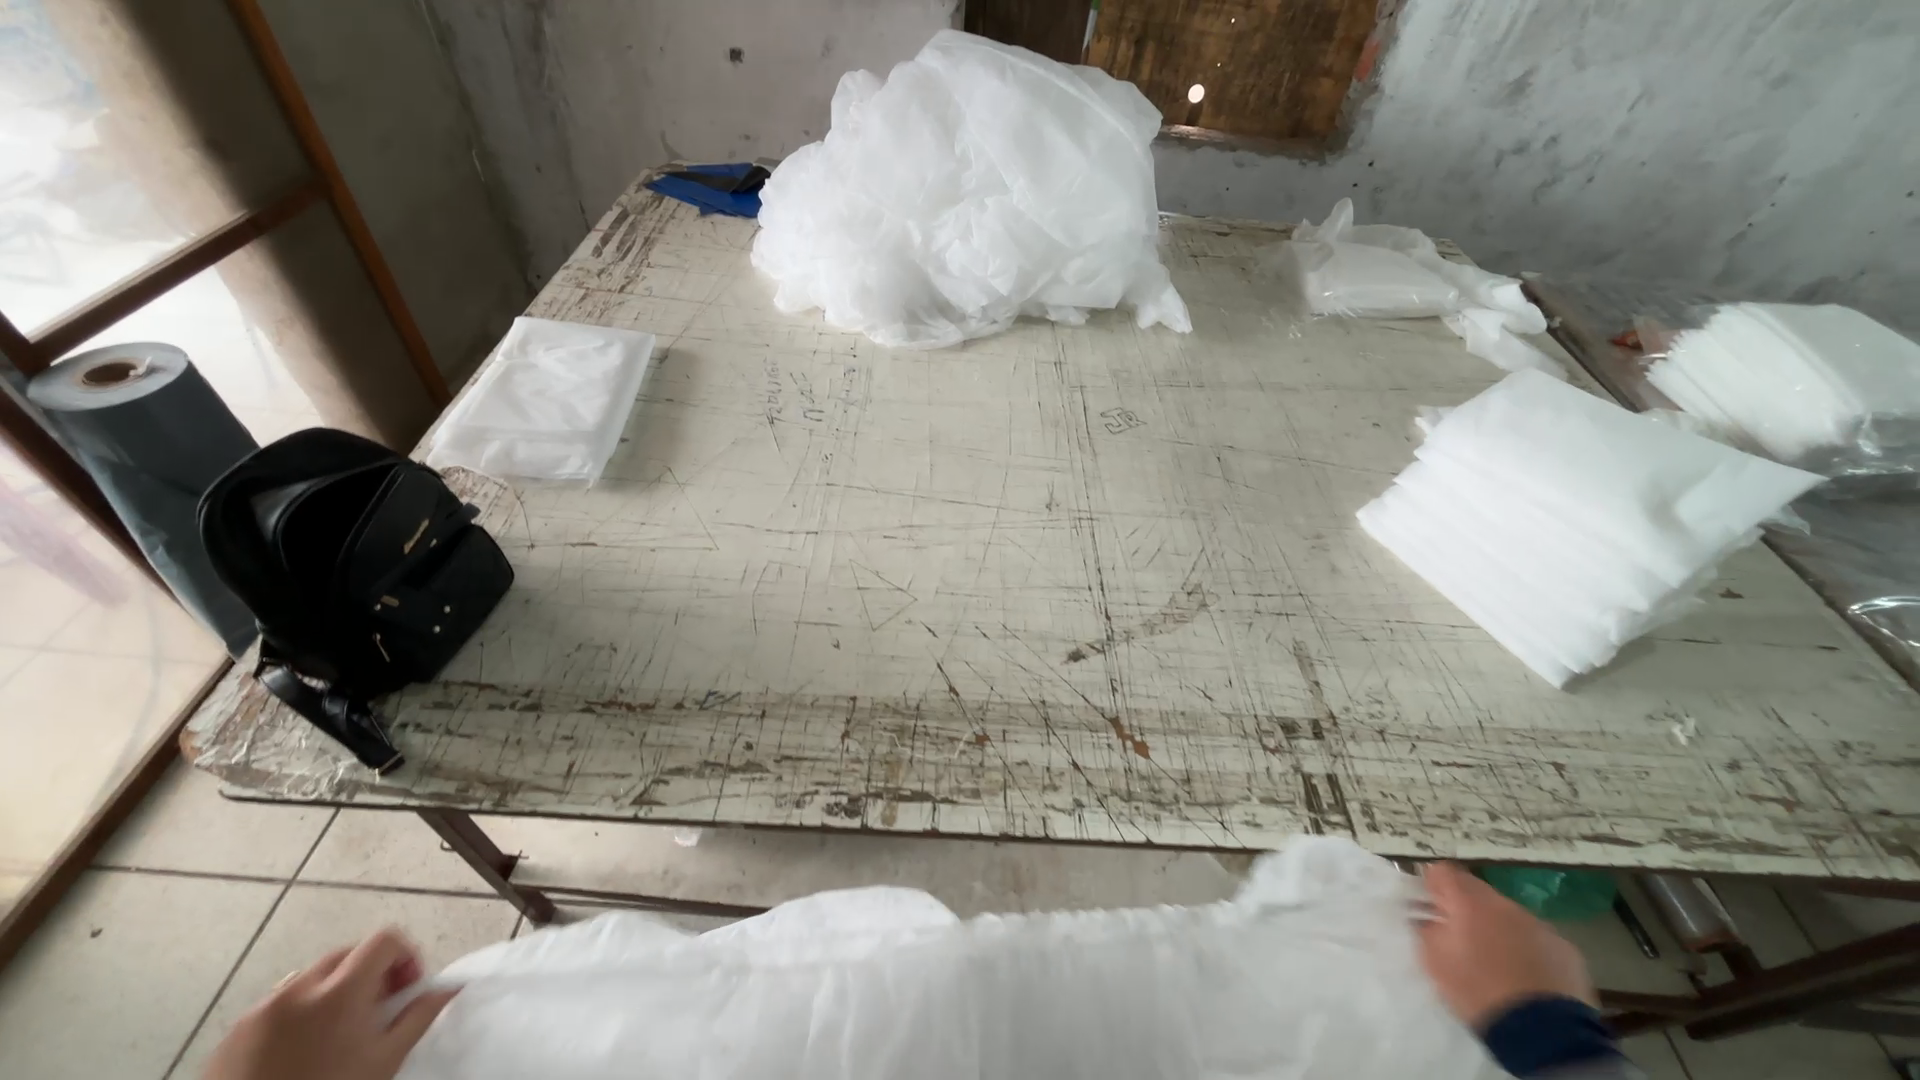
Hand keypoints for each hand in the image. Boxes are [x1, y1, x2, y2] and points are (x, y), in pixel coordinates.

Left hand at [204, 928, 457, 1079]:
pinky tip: (298, 1054)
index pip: (384, 940)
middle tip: (376, 1012)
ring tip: (334, 1035)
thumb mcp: (385, 1061)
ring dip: (333, 991)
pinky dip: (298, 1015)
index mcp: (340, 991)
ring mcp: (259, 1010)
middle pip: (347, 954)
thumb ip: (420, 1016)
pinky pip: (276, 1006)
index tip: (405, 990)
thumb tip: (449, 987)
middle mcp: (298, 988)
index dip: (405, 956)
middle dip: (370, 973)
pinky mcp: (231, 1035)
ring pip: (311, 978)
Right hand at [1415, 862, 1595, 1029]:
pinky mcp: (1566, 949)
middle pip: (1477, 892)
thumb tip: (1424, 917)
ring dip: (1495, 928)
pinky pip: (1535, 938)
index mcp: (1469, 901)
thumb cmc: (1478, 990)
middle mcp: (1505, 904)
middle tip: (1458, 937)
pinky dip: (1524, 948)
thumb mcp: (1434, 960)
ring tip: (1493, 960)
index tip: (1428, 906)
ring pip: (1507, 915)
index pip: (1443, 871)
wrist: (1544, 1033)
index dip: (1432, 885)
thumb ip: (1424, 929)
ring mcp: (1539, 925)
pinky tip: (1523, 975)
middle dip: (1464, 908)